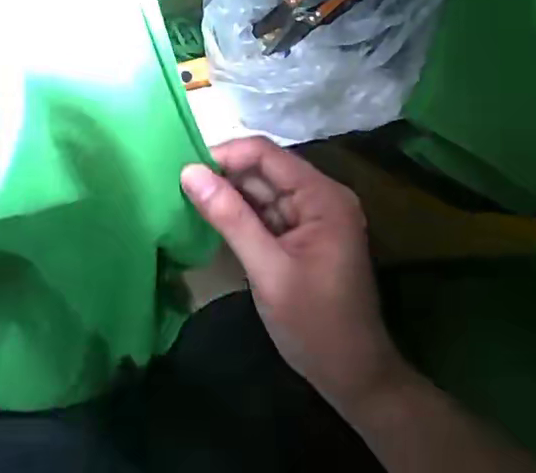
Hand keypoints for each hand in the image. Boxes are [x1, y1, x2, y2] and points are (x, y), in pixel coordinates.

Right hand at [180, 137, 413, 415]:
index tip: (185, 171)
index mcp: (323, 197)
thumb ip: (229, 217)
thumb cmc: (315, 326)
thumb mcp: (267, 271)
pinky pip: (265, 209)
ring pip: (260, 188)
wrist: (356, 380)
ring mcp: (313, 214)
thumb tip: (188, 171)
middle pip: (262, 168)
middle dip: (222, 175)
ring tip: (189, 200)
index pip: (265, 154)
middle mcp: (321, 195)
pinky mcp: (303, 232)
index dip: (224, 155)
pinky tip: (212, 219)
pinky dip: (239, 212)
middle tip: (180, 188)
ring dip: (228, 193)